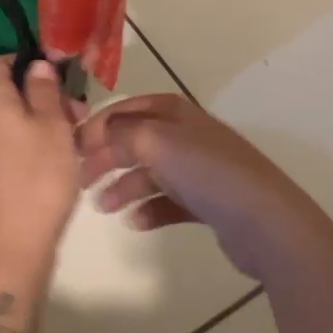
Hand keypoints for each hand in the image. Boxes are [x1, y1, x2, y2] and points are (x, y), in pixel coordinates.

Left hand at [0, 56, 84, 268]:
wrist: (5, 250)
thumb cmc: (36, 178)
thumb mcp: (52, 127)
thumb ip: (44, 91)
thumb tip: (36, 63)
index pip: (0, 63)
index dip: (28, 62)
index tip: (60, 76)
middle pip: (6, 95)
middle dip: (41, 99)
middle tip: (78, 118)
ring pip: (7, 124)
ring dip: (37, 127)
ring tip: (73, 146)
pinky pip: (3, 150)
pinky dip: (26, 150)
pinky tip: (52, 170)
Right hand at [77, 93, 332, 280]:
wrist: (264, 221)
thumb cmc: (204, 171)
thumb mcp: (153, 140)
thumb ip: (119, 131)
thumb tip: (101, 132)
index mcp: (171, 111)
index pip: (123, 110)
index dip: (95, 125)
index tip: (69, 147)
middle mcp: (183, 133)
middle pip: (133, 140)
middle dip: (105, 157)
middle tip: (80, 179)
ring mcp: (197, 168)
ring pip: (148, 172)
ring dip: (123, 186)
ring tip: (103, 206)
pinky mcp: (207, 201)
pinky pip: (168, 201)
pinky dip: (149, 208)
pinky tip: (135, 222)